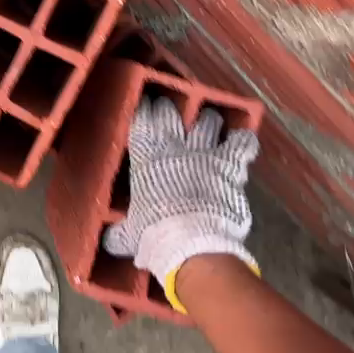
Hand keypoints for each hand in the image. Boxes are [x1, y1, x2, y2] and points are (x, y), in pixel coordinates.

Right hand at [102, 97, 259, 308]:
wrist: (193, 244)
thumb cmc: (155, 236)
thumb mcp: (131, 234)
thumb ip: (121, 232)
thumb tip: (110, 240)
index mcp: (146, 156)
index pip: (141, 118)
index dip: (145, 110)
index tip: (146, 108)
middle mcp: (173, 145)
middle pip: (170, 111)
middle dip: (170, 109)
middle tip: (172, 113)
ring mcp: (204, 151)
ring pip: (207, 121)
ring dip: (208, 122)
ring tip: (209, 124)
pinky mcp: (230, 164)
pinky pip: (241, 143)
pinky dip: (244, 142)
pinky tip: (244, 141)